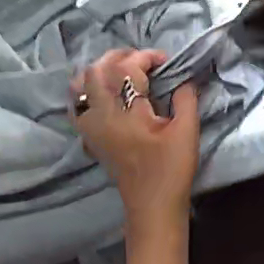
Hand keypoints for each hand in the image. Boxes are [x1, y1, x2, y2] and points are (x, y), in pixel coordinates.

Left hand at [72, 49, 200, 226]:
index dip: (146, 57)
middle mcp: (101, 115)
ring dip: (99, 70)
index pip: (127, 68)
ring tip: (122, 72)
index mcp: (126, 112)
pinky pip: (77, 105)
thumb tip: (183, 79)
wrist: (151, 206)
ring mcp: (90, 126)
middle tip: (143, 62)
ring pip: (80, 84)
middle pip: (96, 70)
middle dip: (120, 57)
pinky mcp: (88, 136)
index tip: (165, 62)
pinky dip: (86, 90)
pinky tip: (104, 93)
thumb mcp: (187, 132)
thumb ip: (185, 99)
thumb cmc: (171, 170)